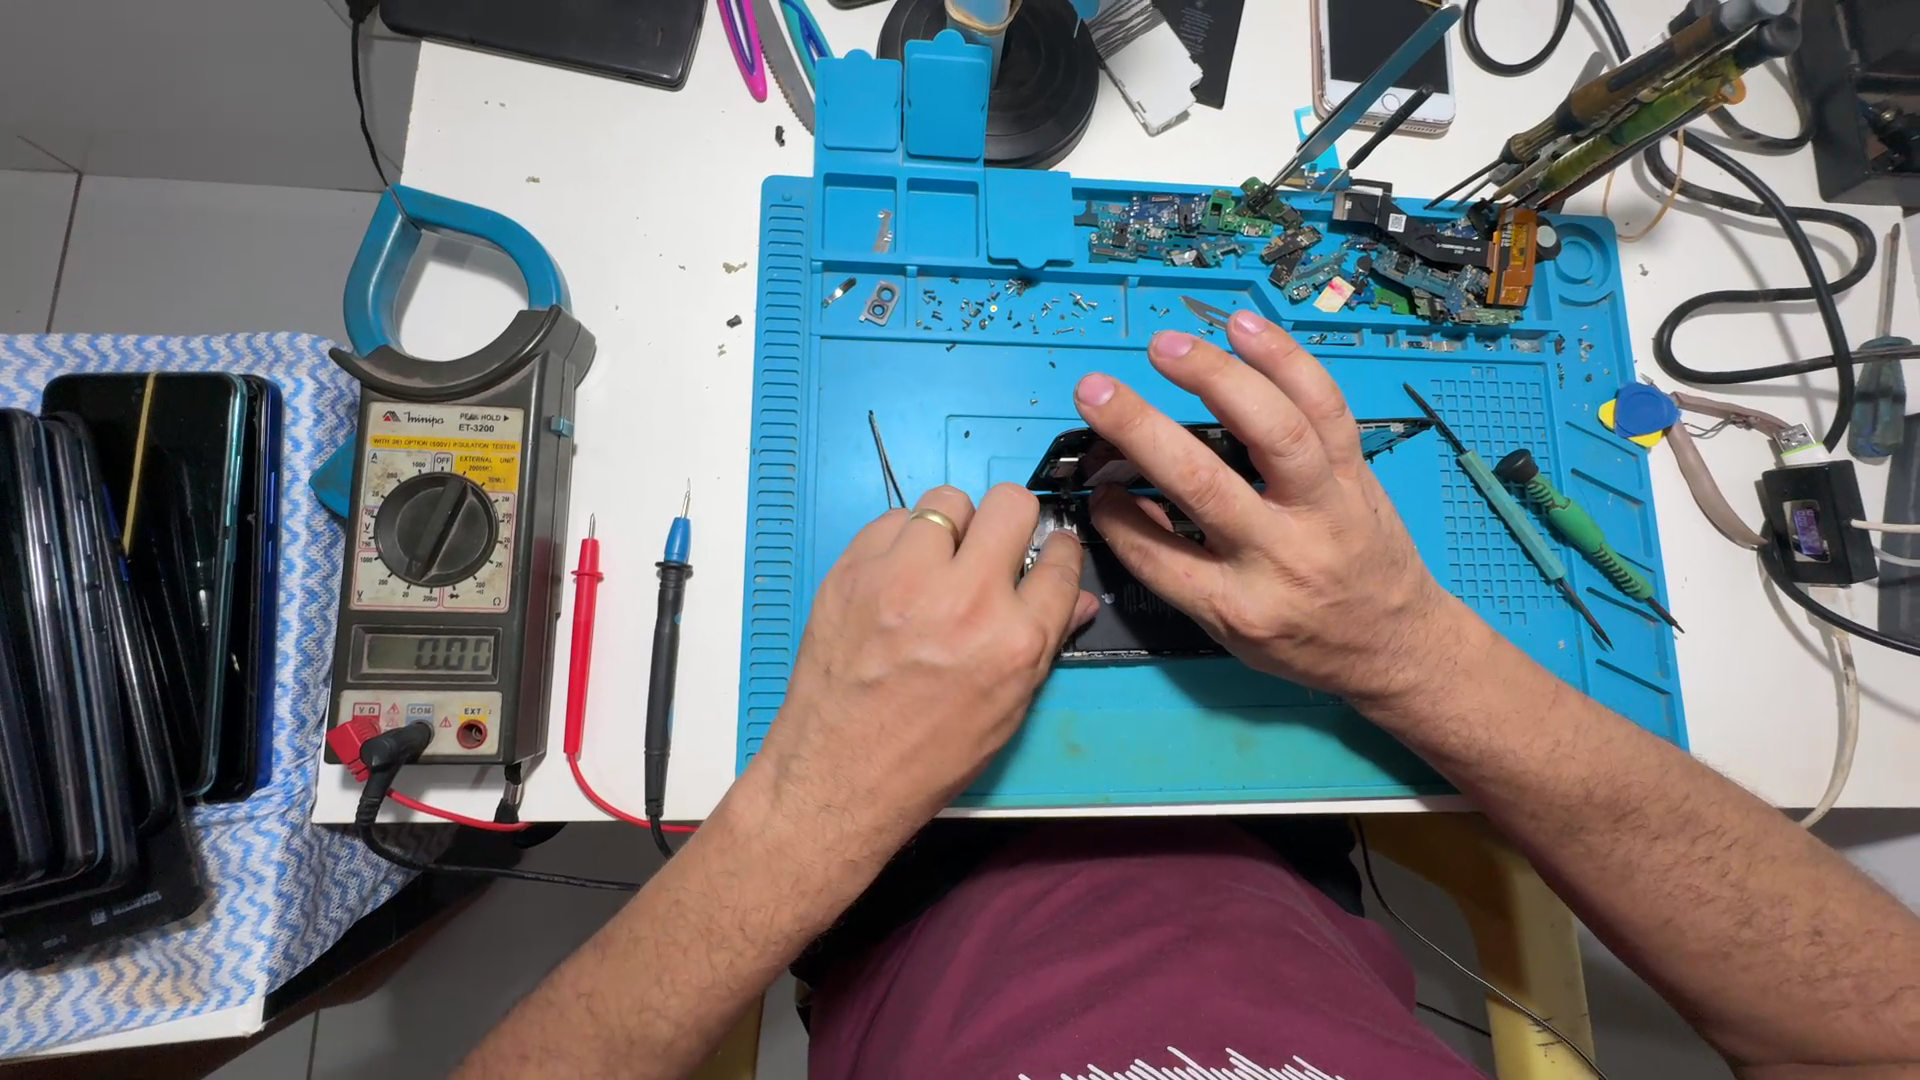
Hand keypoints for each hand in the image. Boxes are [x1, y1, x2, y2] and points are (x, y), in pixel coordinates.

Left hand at [753, 484, 1096, 844]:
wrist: (840, 774)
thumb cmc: (931, 755)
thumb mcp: (1008, 710)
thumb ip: (1045, 642)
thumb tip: (1077, 598)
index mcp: (1014, 640)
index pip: (1061, 562)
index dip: (1060, 550)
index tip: (1049, 548)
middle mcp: (965, 599)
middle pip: (1009, 505)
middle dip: (1011, 520)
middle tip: (993, 546)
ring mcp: (903, 579)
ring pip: (947, 500)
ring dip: (952, 526)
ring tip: (938, 561)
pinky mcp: (853, 571)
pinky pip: (891, 520)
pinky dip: (901, 541)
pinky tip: (896, 575)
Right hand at [1073, 310, 1482, 708]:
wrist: (1397, 643)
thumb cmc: (1302, 641)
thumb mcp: (1228, 630)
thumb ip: (1173, 570)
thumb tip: (1118, 503)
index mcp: (1240, 606)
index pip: (1157, 555)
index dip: (1115, 517)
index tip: (1093, 486)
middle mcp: (1282, 555)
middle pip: (1204, 485)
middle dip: (1141, 431)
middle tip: (1094, 390)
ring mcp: (1326, 507)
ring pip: (1275, 432)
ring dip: (1218, 378)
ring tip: (1167, 346)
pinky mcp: (1357, 471)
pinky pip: (1326, 407)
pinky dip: (1286, 359)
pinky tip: (1244, 326)